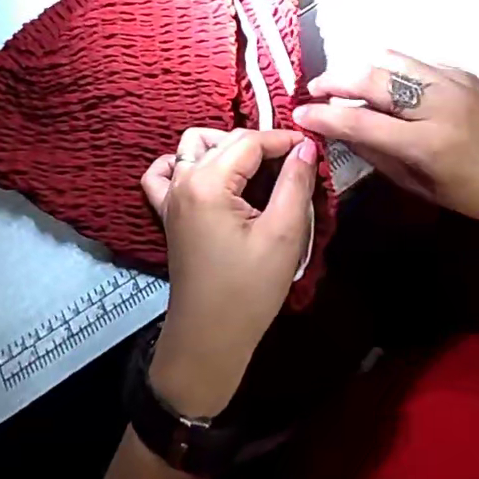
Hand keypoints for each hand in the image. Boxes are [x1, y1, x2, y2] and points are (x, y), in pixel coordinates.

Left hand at [140, 128, 316, 417]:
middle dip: (263, 145)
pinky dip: (185, 163)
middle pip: (226, 140)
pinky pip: (165, 173)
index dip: (285, 140)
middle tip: (294, 165)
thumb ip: (295, 183)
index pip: (251, 141)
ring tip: (257, 170)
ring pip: (194, 146)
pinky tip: (209, 174)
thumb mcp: (283, 234)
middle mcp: (184, 181)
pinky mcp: (167, 214)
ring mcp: (171, 197)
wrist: (209, 339)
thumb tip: (305, 147)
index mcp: (209, 184)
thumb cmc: (249, 290)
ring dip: (227, 147)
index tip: (312, 149)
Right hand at [291, 51, 478, 246]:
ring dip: (361, 67)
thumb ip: (382, 158)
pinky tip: (385, 80)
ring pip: (393, 60)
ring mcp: (453, 82)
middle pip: (372, 79)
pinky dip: (393, 67)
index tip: (299, 114)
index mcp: (428, 144)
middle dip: (336, 81)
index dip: (324, 117)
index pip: (362, 123)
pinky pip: (418, 62)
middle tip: (314, 90)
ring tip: (344, 80)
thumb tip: (347, 134)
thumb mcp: (427, 188)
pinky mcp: (465, 72)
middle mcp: (438, 104)